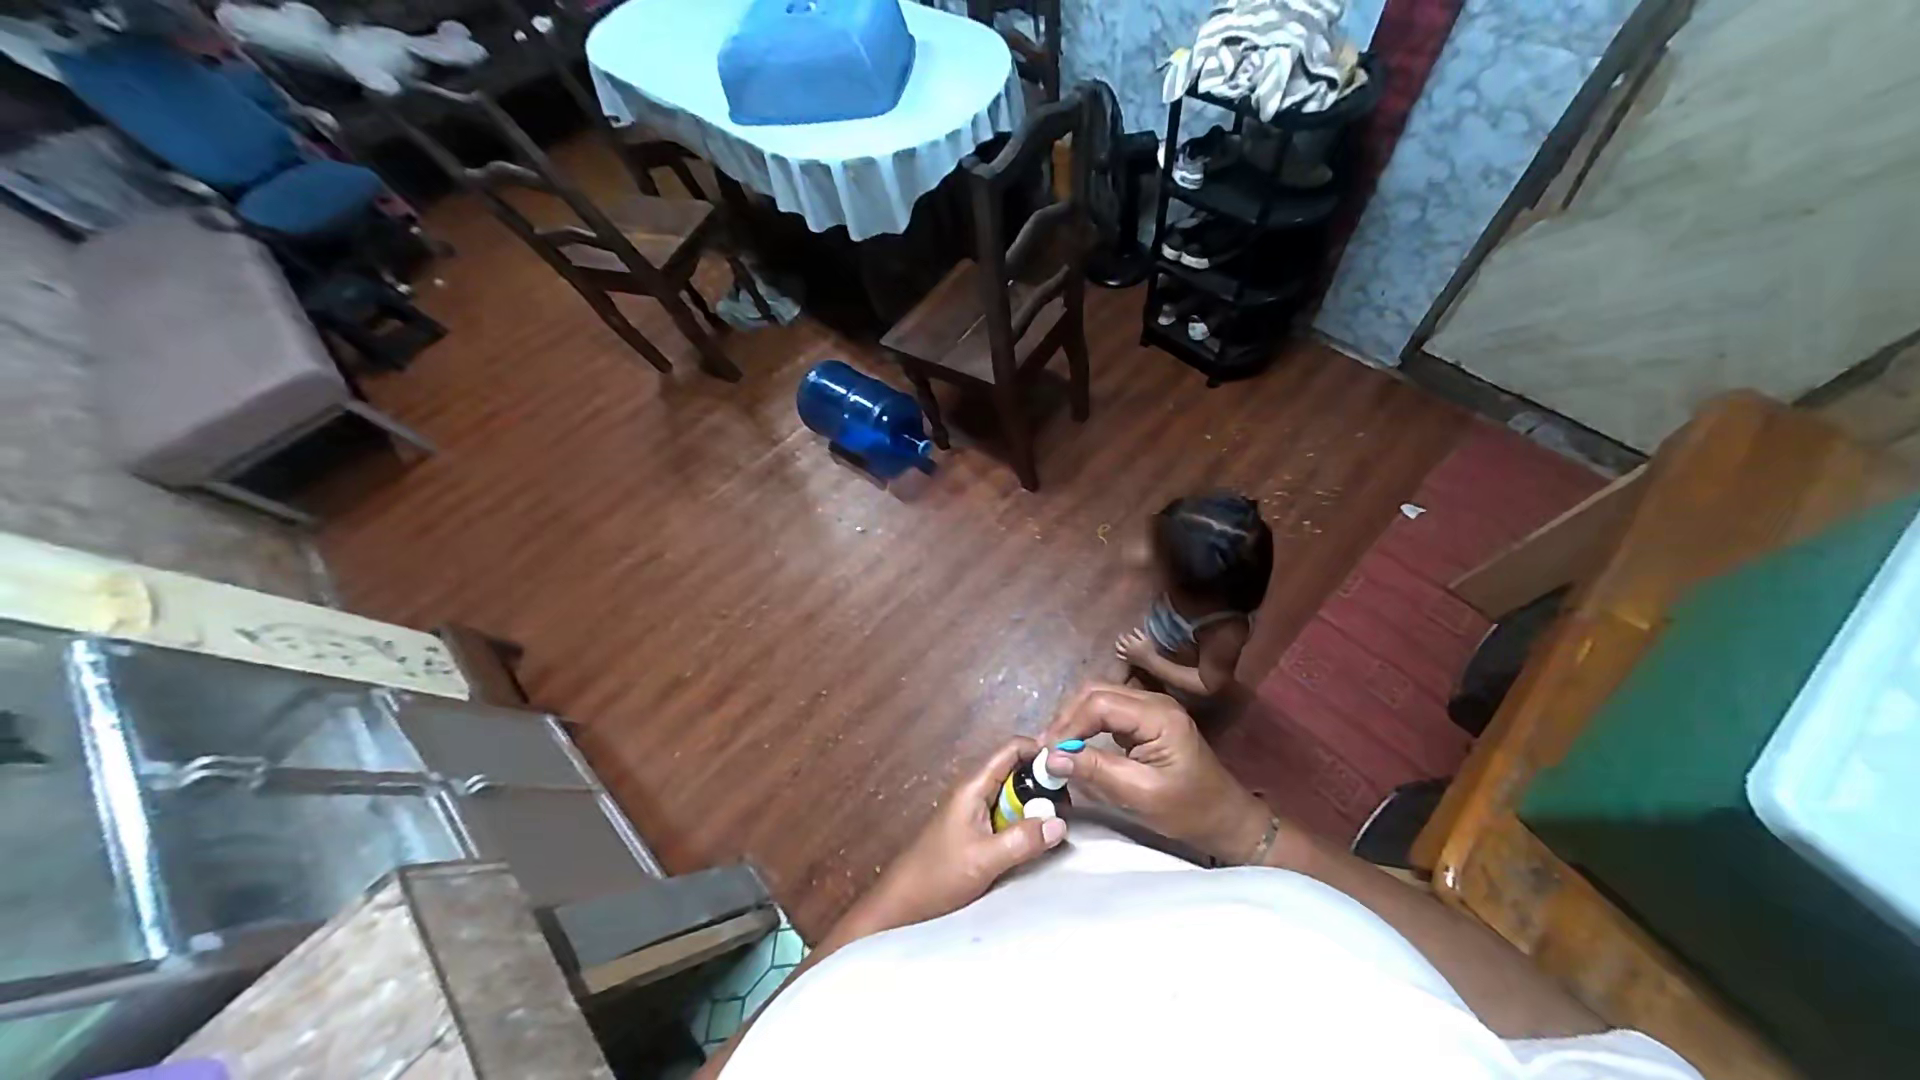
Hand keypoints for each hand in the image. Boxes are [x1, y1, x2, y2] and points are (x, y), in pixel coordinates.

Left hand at [851, 738, 1066, 935]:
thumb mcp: (985, 859)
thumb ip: (1023, 840)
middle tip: (1072, 799)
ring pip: (1013, 794)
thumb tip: (1061, 822)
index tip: (1068, 765)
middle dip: (1042, 779)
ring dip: (1036, 802)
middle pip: (1015, 770)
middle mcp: (975, 790)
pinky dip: (1026, 819)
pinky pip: (1007, 814)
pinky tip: (1040, 835)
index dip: (1038, 750)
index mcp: (973, 786)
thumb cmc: (939, 876)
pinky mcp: (977, 829)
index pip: (1010, 750)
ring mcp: (975, 810)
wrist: (904, 904)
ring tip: (1063, 818)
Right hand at [1041, 684, 1270, 863]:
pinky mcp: (1144, 719)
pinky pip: (1106, 710)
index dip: (1068, 725)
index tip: (1047, 753)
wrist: (1226, 820)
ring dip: (1072, 719)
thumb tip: (1051, 758)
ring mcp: (1150, 707)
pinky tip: (1073, 744)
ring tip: (1056, 748)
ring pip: (1097, 697)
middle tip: (1046, 750)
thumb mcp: (1140, 795)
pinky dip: (1084, 723)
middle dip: (1066, 718)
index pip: (1100, 703)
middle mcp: (1153, 701)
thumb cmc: (1189, 811)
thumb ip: (1095, 771)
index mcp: (1158, 715)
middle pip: (1095, 692)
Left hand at [1115, 628, 1155, 666]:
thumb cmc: (1150, 649)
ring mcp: (1127, 654)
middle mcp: (1129, 647)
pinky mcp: (1127, 660)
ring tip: (1116, 642)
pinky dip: (1117, 654)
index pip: (1128, 636)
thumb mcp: (1147, 640)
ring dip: (1117, 644)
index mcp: (1134, 642)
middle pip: (1122, 640)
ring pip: (1119, 648)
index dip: (1127, 634)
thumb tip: (1134, 628)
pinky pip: (1120, 657)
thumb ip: (1140, 634)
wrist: (1150, 661)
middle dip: (1120, 637)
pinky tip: (1117, 652)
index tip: (1127, 633)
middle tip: (1120, 635)